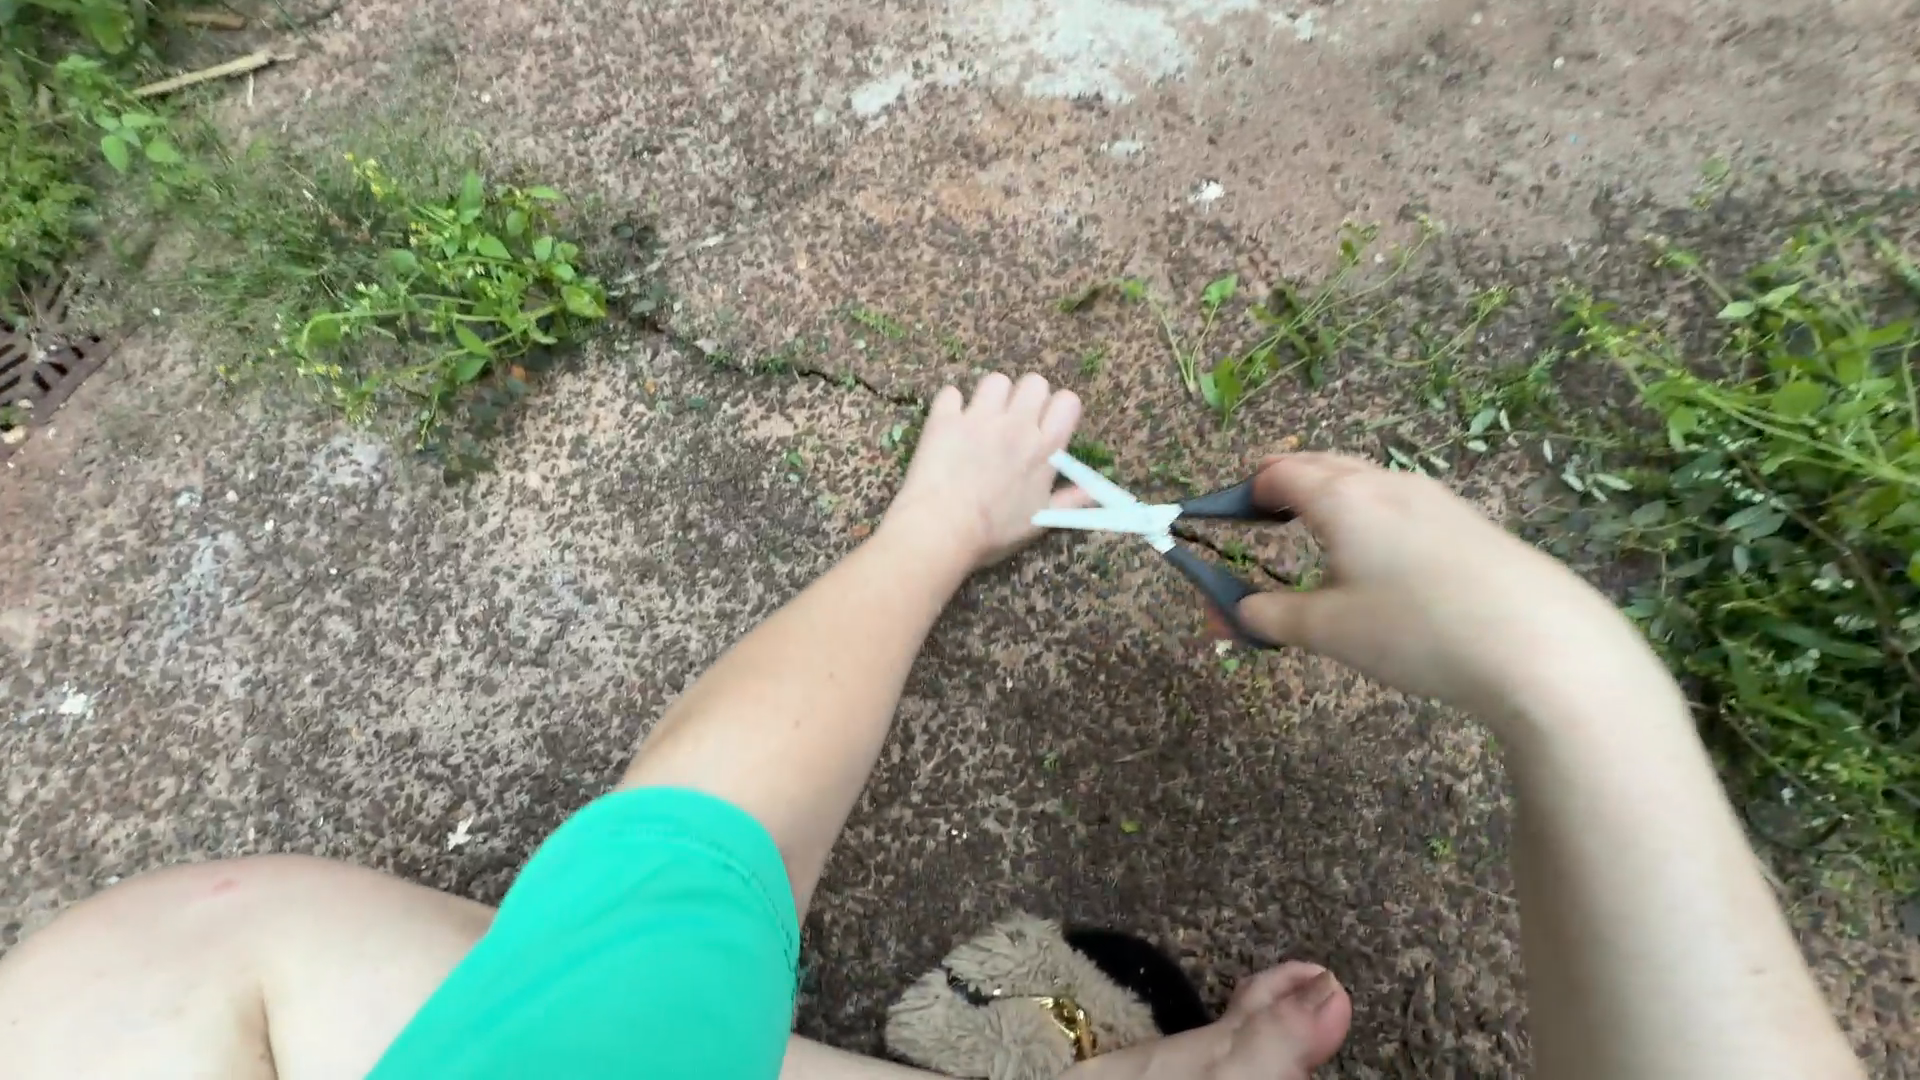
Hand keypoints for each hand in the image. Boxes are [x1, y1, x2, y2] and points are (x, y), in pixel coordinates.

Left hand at [881, 372, 1087, 571]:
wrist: (941, 530)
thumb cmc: (994, 532)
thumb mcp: (1039, 521)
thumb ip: (1070, 501)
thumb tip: (1094, 492)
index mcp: (1045, 448)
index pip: (1068, 401)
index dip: (1058, 409)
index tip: (1047, 424)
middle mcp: (1017, 425)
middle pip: (1034, 382)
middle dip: (1027, 397)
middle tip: (1014, 421)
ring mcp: (980, 417)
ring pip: (995, 381)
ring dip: (991, 397)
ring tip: (982, 420)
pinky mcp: (945, 418)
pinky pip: (951, 393)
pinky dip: (951, 406)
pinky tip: (950, 424)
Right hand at [1236, 453, 1671, 725]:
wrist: (1546, 649)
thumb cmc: (1415, 630)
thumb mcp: (1327, 630)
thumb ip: (1268, 616)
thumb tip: (1230, 614)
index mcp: (1342, 498)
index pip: (1278, 473)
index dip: (1244, 492)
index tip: (1226, 518)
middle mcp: (1386, 484)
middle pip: (1320, 463)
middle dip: (1283, 483)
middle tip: (1261, 516)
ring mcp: (1433, 499)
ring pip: (1363, 480)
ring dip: (1327, 495)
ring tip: (1313, 534)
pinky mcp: (1468, 522)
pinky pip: (1397, 501)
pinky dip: (1365, 513)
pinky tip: (1378, 558)